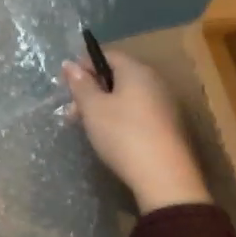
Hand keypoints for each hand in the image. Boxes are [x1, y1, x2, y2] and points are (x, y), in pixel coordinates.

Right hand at [63, 52, 210, 213]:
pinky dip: (120, 119)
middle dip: (91, 90)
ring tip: (86, 126)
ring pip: (126, 97)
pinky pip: (138, 113)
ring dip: (103, 106)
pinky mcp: (169, 128)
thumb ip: (80, 84)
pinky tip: (109, 137)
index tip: (66, 85)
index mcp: (137, 71)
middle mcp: (154, 83)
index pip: (107, 56)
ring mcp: (165, 106)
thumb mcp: (93, 107)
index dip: (83, 66)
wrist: (165, 180)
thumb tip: (69, 64)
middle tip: (72, 111)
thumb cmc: (123, 134)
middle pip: (117, 77)